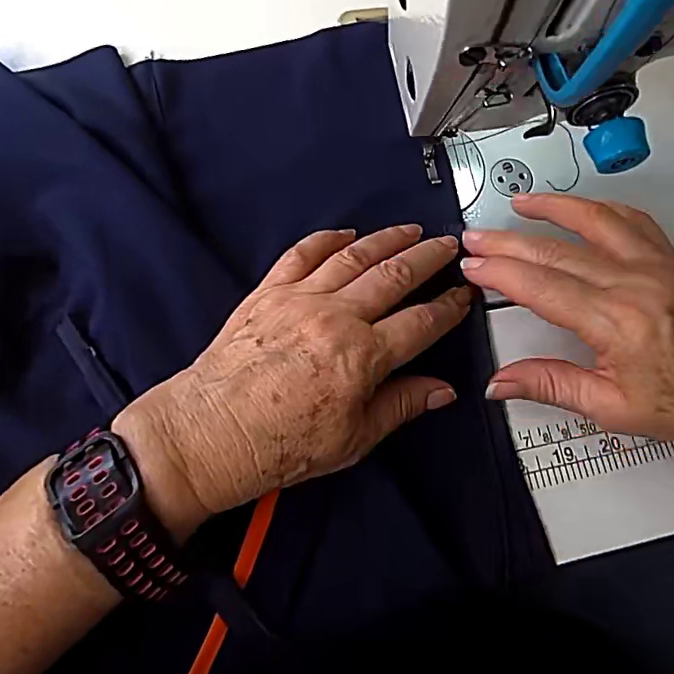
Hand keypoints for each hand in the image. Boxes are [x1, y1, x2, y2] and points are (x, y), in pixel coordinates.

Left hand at [115, 225, 472, 534]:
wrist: (213, 431)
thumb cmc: (275, 442)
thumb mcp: (353, 439)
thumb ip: (401, 405)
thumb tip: (439, 391)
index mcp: (362, 357)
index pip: (421, 322)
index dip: (448, 307)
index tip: (460, 297)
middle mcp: (334, 319)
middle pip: (395, 275)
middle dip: (428, 257)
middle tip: (446, 247)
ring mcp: (299, 300)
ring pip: (354, 256)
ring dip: (386, 239)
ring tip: (408, 231)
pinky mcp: (267, 293)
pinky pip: (302, 254)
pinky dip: (326, 239)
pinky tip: (344, 234)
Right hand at [459, 193, 673, 476]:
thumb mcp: (611, 407)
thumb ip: (548, 384)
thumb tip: (501, 381)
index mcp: (616, 322)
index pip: (539, 285)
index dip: (498, 273)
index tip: (472, 267)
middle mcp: (636, 285)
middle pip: (554, 250)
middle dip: (505, 242)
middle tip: (475, 238)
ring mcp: (656, 266)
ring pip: (593, 221)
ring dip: (551, 208)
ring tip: (520, 203)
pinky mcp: (671, 261)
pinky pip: (630, 220)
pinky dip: (598, 208)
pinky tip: (580, 208)